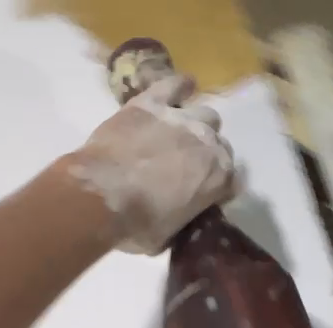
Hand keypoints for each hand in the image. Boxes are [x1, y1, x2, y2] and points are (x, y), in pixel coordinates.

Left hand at [67, 74, 238, 255]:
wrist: (100, 195)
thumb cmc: (136, 225)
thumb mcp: (166, 237)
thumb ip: (182, 222)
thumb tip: (178, 219)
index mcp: (218, 179)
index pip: (232, 181)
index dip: (219, 189)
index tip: (207, 195)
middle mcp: (209, 144)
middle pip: (220, 146)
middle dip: (209, 157)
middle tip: (189, 167)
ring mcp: (182, 118)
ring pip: (206, 115)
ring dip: (199, 126)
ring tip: (184, 135)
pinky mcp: (153, 101)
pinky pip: (174, 84)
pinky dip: (181, 86)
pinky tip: (183, 88)